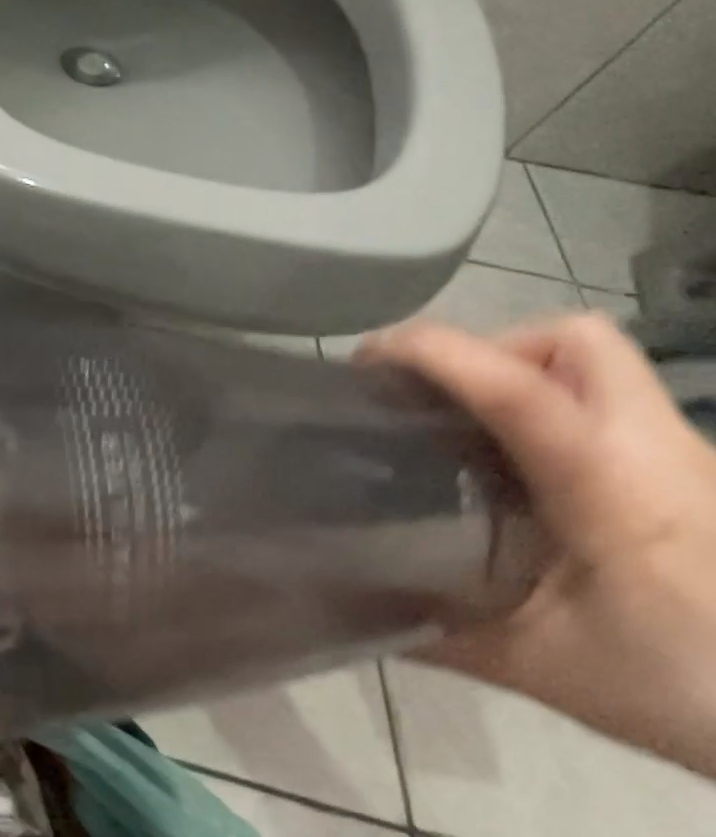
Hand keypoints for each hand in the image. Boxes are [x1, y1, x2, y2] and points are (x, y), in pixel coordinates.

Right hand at [362, 314, 715, 775]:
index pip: (523, 389)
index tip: (366, 359)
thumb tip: (344, 607)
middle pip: (575, 341)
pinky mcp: (689, 475)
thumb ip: (438, 627)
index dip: (438, 354)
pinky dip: (547, 409)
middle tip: (430, 395)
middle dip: (488, 348)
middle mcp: (654, 452)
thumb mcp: (540, 665)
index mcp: (613, 489)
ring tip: (460, 427)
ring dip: (518, 375)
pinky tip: (512, 469)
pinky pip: (605, 406)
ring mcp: (682, 458)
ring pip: (595, 366)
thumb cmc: (681, 685)